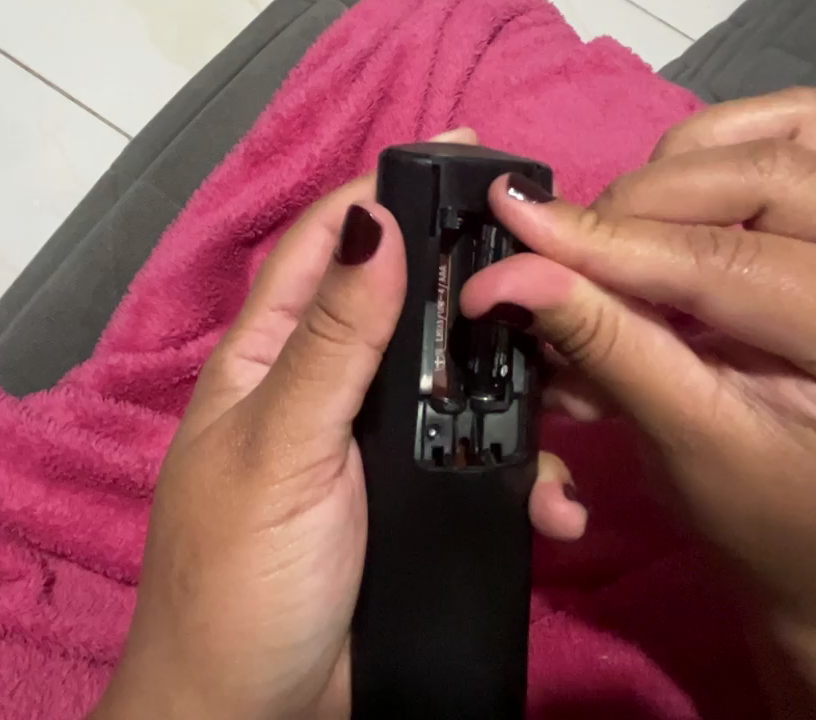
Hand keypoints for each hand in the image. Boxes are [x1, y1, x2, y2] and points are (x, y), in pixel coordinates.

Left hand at [96, 132, 584, 719]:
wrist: (252, 719)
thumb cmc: (242, 575)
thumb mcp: (284, 447)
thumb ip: (333, 342)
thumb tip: (372, 223)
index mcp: (271, 352)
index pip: (325, 241)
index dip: (381, 189)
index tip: (459, 151)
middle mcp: (322, 381)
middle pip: (402, 303)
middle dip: (470, 285)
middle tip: (554, 269)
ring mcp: (369, 441)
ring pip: (450, 382)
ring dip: (509, 385)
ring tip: (572, 391)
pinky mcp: (408, 498)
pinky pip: (471, 460)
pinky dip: (515, 468)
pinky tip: (552, 496)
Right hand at [463, 90, 815, 716]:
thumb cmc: (777, 521)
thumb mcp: (686, 443)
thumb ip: (604, 343)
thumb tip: (509, 271)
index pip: (735, 260)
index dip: (612, 241)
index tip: (514, 224)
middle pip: (769, 171)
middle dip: (644, 201)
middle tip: (567, 246)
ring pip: (790, 130)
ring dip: (685, 165)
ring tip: (632, 234)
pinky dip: (738, 141)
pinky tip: (696, 187)